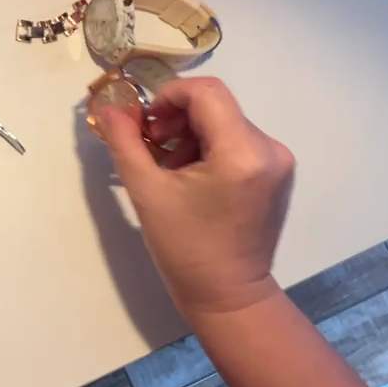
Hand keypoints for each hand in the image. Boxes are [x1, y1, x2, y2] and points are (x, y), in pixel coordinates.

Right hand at [97, 77, 294, 322]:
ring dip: (190, 133)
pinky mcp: (276, 172)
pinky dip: (208, 147)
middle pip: (216, 106)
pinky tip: (190, 177)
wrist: (226, 294)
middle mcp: (269, 149)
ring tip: (169, 167)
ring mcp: (277, 160)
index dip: (169, 95)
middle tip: (150, 146)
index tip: (143, 121)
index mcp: (241, 153)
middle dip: (176, 118)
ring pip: (225, 122)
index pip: (206, 93)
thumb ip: (125, 142)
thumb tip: (110, 108)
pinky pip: (237, 140)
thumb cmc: (183, 247)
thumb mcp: (146, 191)